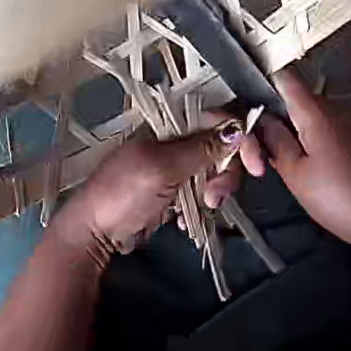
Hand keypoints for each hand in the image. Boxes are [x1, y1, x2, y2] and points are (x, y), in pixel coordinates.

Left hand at [53, 128, 243, 264]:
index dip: (242, 137)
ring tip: (201, 208)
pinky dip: (201, 204)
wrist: (94, 232)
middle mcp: (174, 140)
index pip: (218, 118)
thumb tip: (239, 126)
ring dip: (215, 190)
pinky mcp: (172, 191)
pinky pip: (201, 190)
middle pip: (221, 146)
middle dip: (227, 172)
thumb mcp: (164, 168)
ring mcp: (173, 166)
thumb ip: (202, 148)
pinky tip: (185, 219)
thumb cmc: (123, 193)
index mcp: (168, 125)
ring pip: (214, 170)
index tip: (256, 166)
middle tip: (215, 197)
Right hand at [233, 69, 350, 264]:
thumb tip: (263, 122)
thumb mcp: (297, 175)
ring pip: (313, 122)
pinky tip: (315, 177)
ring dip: (296, 139)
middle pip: (297, 103)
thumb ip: (276, 144)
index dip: (262, 87)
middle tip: (263, 157)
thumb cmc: (348, 200)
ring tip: (288, 171)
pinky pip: (331, 136)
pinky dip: (316, 150)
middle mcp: (337, 113)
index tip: (249, 108)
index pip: (284, 80)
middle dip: (275, 124)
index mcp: (316, 114)